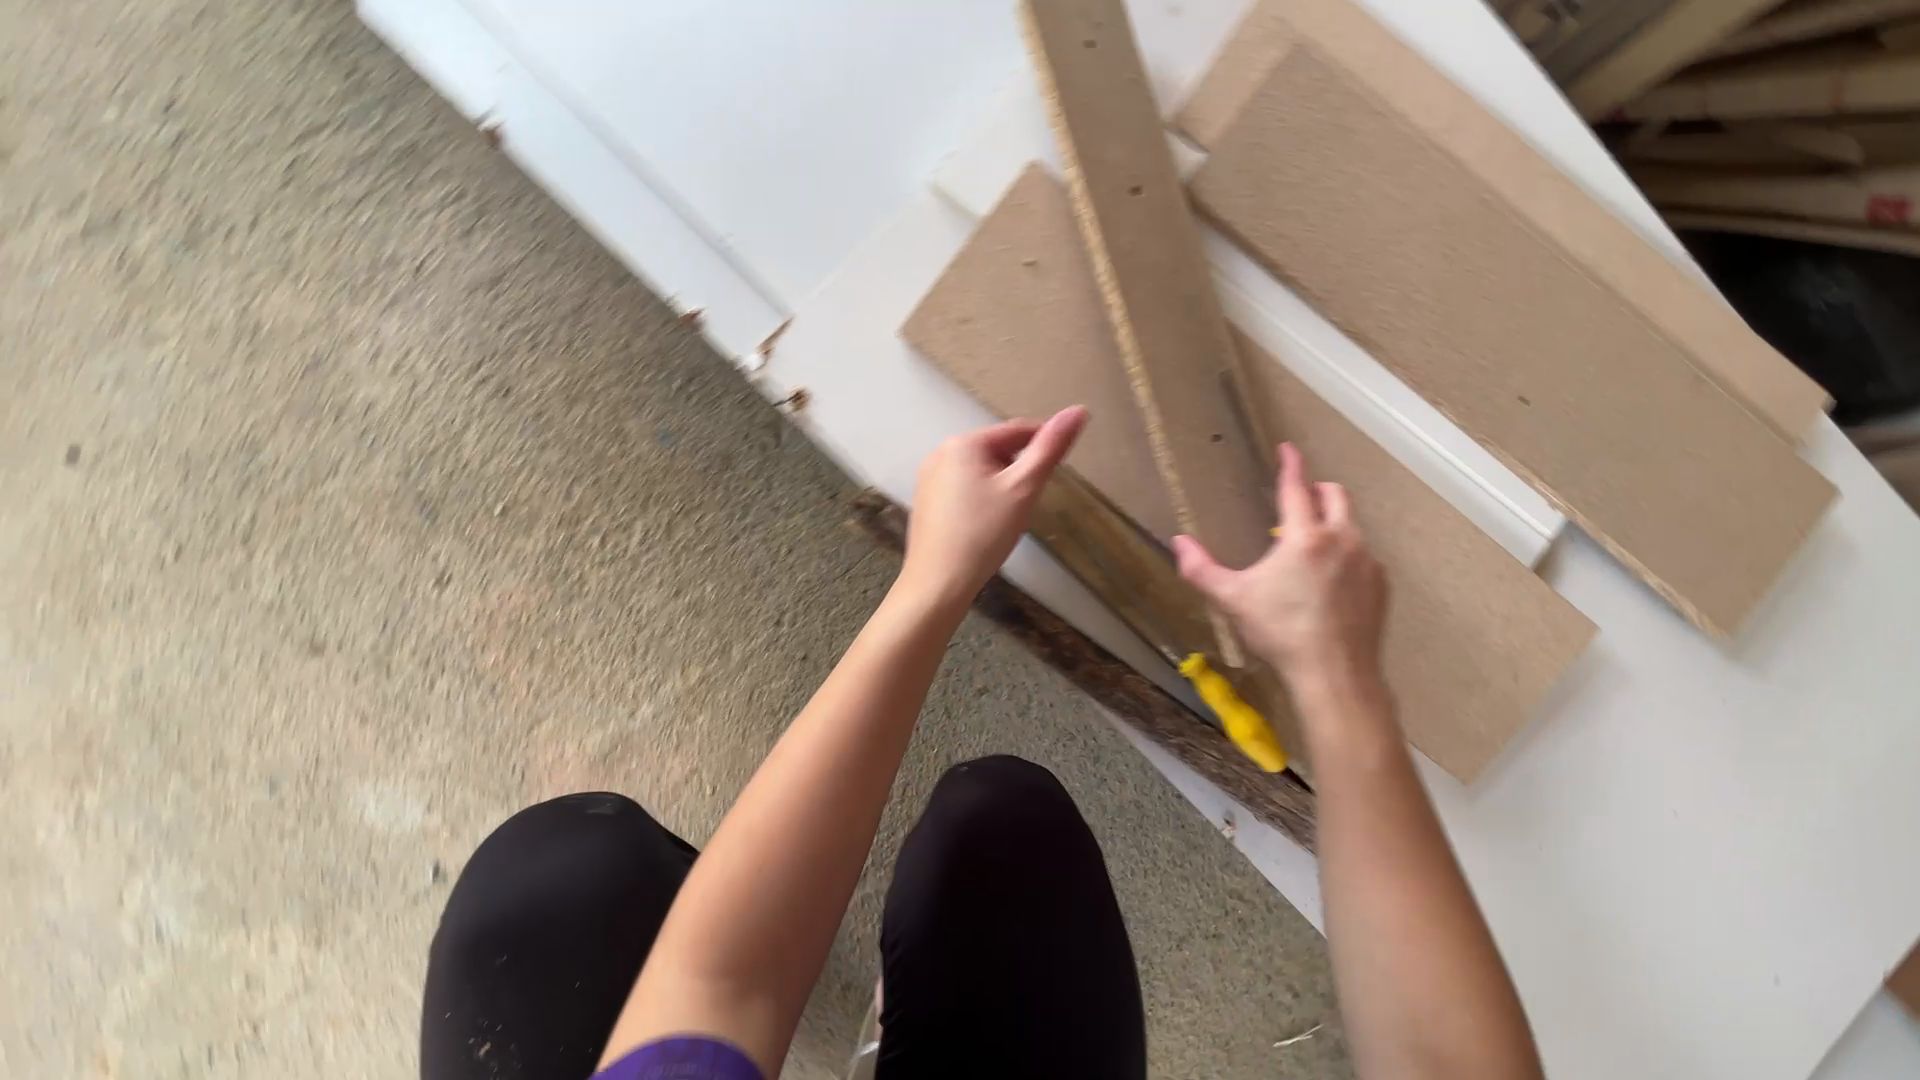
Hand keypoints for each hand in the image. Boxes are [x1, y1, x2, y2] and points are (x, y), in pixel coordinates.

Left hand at [900, 407, 1086, 607]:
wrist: (938, 584)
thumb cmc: (983, 535)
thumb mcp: (1024, 489)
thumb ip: (1050, 449)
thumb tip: (1078, 410)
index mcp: (963, 443)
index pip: (1018, 430)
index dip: (1044, 446)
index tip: (1059, 471)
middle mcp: (940, 453)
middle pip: (997, 451)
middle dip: (1019, 472)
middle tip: (1027, 505)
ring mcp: (929, 478)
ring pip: (981, 472)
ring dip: (1001, 488)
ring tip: (1006, 520)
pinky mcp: (926, 502)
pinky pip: (963, 490)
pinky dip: (981, 501)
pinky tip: (985, 527)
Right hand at [1172, 443, 1386, 697]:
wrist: (1334, 674)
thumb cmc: (1280, 633)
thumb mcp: (1232, 600)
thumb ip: (1201, 569)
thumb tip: (1178, 543)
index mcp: (1304, 538)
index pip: (1296, 488)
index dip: (1291, 465)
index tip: (1288, 448)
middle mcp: (1342, 540)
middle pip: (1335, 497)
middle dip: (1317, 490)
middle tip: (1300, 497)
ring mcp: (1366, 561)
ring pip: (1351, 526)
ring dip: (1332, 524)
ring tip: (1309, 546)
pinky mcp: (1380, 584)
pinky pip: (1363, 556)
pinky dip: (1345, 554)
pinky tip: (1329, 580)